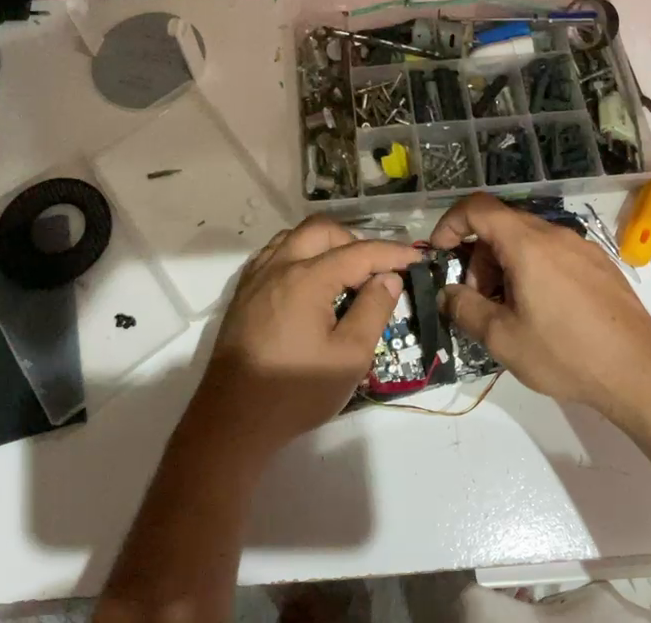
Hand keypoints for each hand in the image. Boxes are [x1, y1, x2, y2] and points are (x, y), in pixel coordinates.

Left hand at [188, 216, 417, 458]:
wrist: (234, 419)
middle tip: (375, 271)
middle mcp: (279, 266)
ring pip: (294, 237)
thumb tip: (388, 278)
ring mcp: (256, 278)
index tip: (417, 259)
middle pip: (322, 230)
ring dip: (324, 245)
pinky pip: (274, 255)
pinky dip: (299, 256)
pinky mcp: (243, 294)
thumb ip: (373, 310)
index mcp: (307, 278)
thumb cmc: (297, 391)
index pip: (359, 252)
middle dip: (354, 241)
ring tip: (344, 275)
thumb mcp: (350, 357)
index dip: (392, 253)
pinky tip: (310, 284)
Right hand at [433, 194, 650, 417]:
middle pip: (503, 226)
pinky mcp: (600, 265)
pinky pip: (554, 255)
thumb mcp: (502, 338)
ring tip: (511, 312)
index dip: (450, 223)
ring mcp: (582, 248)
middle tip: (479, 300)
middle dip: (479, 257)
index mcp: (527, 244)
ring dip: (506, 267)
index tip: (441, 253)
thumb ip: (465, 309)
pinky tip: (543, 314)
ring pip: (529, 242)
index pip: (477, 207)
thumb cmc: (565, 352)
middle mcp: (555, 234)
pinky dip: (534, 272)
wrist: (639, 371)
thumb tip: (446, 294)